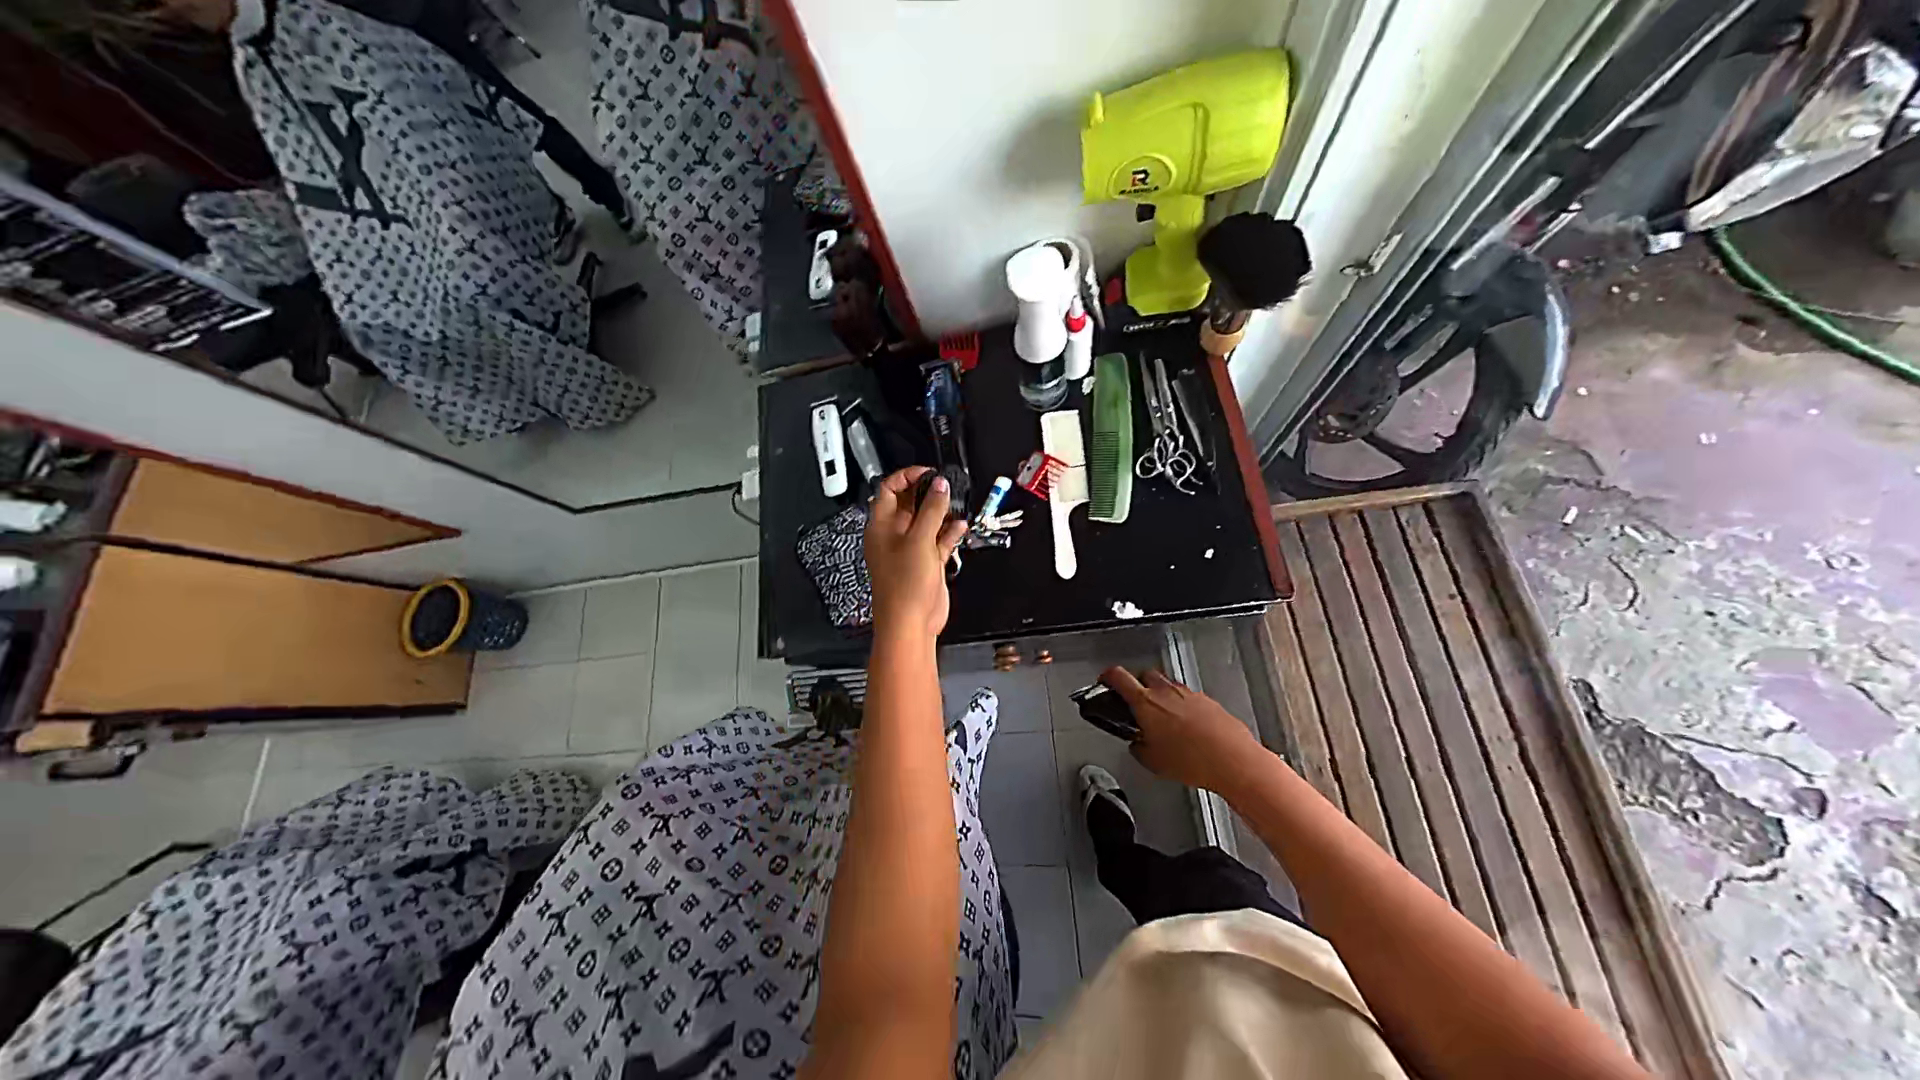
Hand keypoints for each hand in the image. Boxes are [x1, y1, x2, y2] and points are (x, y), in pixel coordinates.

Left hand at [865, 467, 967, 638]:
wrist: (910, 622)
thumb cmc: (902, 587)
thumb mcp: (919, 539)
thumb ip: (931, 509)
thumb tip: (939, 486)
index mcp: (881, 525)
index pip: (889, 489)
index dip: (907, 476)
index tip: (928, 472)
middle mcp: (893, 535)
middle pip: (909, 503)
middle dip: (927, 492)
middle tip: (945, 486)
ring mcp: (910, 549)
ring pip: (926, 521)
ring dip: (941, 512)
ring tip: (956, 503)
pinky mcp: (925, 562)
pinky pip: (937, 540)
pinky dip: (949, 532)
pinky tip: (959, 526)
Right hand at [1100, 667, 1267, 793]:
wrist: (1233, 761)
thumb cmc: (1193, 760)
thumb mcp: (1151, 761)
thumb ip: (1138, 747)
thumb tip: (1138, 745)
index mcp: (1145, 701)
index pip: (1119, 676)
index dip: (1108, 676)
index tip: (1105, 680)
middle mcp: (1166, 691)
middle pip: (1145, 675)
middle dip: (1137, 684)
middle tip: (1135, 702)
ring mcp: (1189, 694)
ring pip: (1168, 686)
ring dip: (1162, 696)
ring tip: (1163, 720)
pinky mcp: (1208, 702)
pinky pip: (1189, 698)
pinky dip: (1183, 707)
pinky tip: (1187, 728)